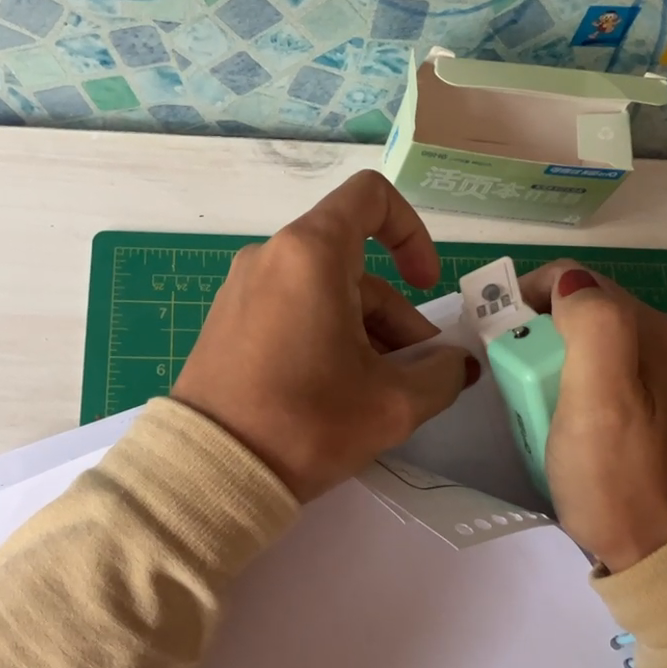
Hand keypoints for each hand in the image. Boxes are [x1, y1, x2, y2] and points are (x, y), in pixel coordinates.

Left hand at [172, 171, 478, 501]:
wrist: (211, 469)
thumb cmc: (306, 422)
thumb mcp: (393, 403)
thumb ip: (441, 374)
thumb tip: (455, 364)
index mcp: (310, 253)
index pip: (371, 198)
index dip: (412, 232)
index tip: (426, 285)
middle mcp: (271, 257)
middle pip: (353, 267)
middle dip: (396, 317)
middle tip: (417, 377)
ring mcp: (242, 290)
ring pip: (324, 295)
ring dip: (364, 335)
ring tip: (380, 396)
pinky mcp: (226, 324)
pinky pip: (291, 313)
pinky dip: (325, 339)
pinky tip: (336, 395)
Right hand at [518, 262, 666, 572]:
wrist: (662, 551)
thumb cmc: (619, 475)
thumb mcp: (601, 395)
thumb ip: (591, 324)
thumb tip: (568, 284)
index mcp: (647, 329)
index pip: (574, 280)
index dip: (527, 297)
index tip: (495, 338)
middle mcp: (657, 342)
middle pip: (578, 309)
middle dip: (535, 333)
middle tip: (512, 379)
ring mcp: (656, 377)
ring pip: (584, 344)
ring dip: (547, 363)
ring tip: (531, 403)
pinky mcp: (648, 409)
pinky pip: (595, 376)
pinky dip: (566, 387)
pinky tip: (558, 420)